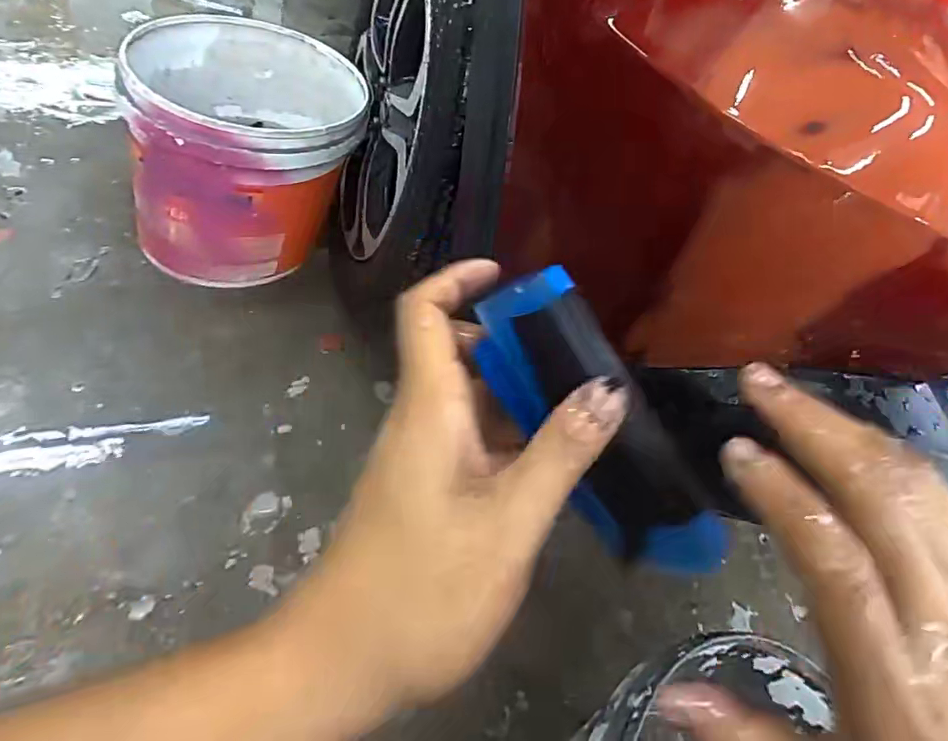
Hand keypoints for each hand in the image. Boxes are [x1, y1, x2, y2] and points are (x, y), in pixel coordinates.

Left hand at [271, 260, 627, 727]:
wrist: (337, 671)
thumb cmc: (421, 593)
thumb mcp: (508, 522)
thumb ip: (561, 451)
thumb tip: (609, 387)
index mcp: (429, 408)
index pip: (422, 312)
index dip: (458, 279)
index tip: (506, 276)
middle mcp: (423, 418)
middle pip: (460, 349)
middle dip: (516, 338)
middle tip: (576, 350)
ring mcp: (426, 454)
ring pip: (474, 395)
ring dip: (523, 387)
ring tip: (584, 398)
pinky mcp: (432, 485)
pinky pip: (477, 433)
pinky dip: (516, 427)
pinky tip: (559, 452)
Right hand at [654, 364, 947, 740]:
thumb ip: (753, 740)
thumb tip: (670, 700)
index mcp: (895, 680)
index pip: (832, 557)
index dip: (780, 493)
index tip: (736, 448)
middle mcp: (944, 617)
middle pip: (875, 491)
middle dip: (809, 424)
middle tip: (757, 381)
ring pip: (914, 480)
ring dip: (849, 426)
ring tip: (797, 399)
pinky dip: (895, 455)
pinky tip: (863, 441)